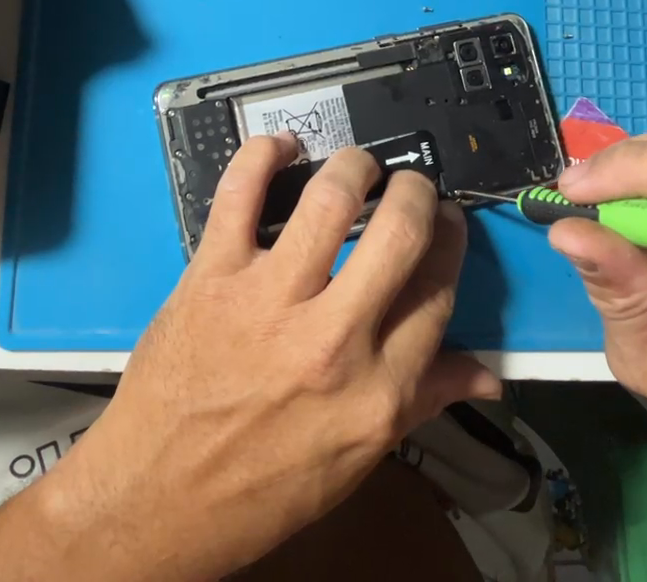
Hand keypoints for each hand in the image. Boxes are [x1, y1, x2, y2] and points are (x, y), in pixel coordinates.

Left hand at [51, 134, 500, 579]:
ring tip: (358, 164)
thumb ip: (422, 401)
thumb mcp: (356, 459)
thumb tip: (489, 376)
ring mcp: (268, 300)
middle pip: (400, 234)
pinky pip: (239, 196)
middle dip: (416, 193)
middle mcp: (332, 338)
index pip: (438, 291)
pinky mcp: (211, 276)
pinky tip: (280, 147)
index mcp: (379, 390)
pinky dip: (261, 156)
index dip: (450, 243)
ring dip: (354, 166)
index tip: (445, 222)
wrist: (156, 499)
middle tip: (409, 186)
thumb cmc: (263, 487)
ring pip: (329, 201)